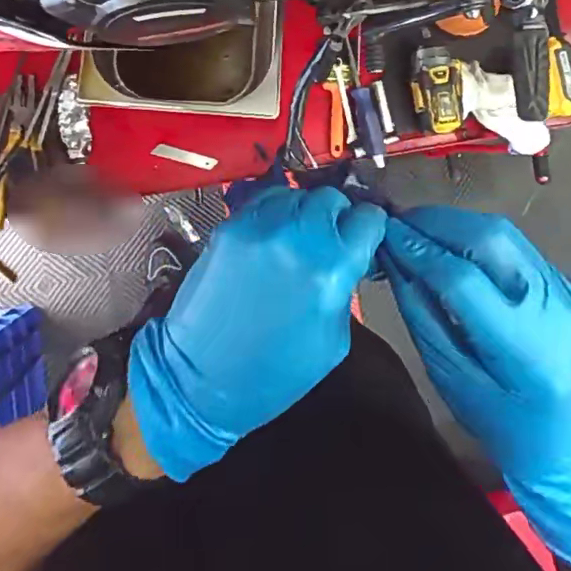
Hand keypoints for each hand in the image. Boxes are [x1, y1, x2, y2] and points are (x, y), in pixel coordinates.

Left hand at [129, 185, 386, 480]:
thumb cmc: (273, 371)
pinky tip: (270, 237)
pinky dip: (271, 213)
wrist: (202, 377)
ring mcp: (258, 228)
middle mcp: (296, 238)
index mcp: (331, 269)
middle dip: (335, 215)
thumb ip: (344, 286)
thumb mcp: (334, 339)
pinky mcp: (228, 228)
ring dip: (301, 211)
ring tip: (296, 236)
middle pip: (329, 197)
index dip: (367, 226)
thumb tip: (348, 258)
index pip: (366, 218)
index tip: (362, 234)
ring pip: (294, 193)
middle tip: (328, 237)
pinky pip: (261, 202)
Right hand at [379, 206, 570, 570]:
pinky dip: (476, 237)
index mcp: (524, 349)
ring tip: (417, 227)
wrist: (565, 439)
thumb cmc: (496, 421)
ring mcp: (569, 295)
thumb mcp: (446, 374)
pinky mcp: (569, 286)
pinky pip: (517, 247)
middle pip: (491, 239)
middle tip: (397, 221)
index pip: (462, 279)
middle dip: (437, 223)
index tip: (382, 232)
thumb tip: (393, 257)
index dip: (417, 249)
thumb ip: (420, 312)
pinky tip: (450, 243)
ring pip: (506, 234)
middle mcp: (555, 311)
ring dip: (454, 223)